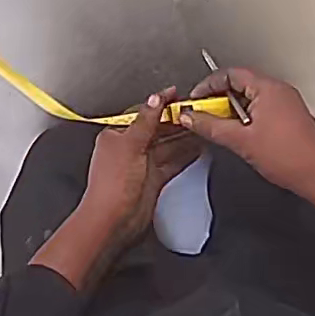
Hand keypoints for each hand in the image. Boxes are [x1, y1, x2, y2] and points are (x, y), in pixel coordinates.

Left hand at [32, 88, 199, 290]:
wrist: (114, 221)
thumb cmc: (112, 185)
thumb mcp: (130, 145)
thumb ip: (145, 122)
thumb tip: (154, 100)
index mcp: (117, 136)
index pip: (142, 114)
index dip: (159, 104)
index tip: (176, 95)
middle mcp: (129, 148)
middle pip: (157, 129)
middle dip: (175, 120)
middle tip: (196, 111)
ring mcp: (142, 165)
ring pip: (167, 145)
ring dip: (184, 137)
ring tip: (202, 127)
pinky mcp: (153, 180)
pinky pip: (172, 163)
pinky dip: (185, 155)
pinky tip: (198, 149)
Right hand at [177, 67, 314, 197]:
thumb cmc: (291, 157)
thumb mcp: (240, 140)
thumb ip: (210, 126)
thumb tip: (192, 117)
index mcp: (267, 89)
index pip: (229, 74)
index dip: (208, 85)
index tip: (196, 100)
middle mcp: (279, 91)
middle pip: (240, 84)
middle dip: (218, 99)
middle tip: (205, 114)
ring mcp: (286, 103)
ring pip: (250, 97)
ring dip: (232, 109)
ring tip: (223, 128)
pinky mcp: (290, 117)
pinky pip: (261, 108)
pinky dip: (246, 117)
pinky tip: (241, 135)